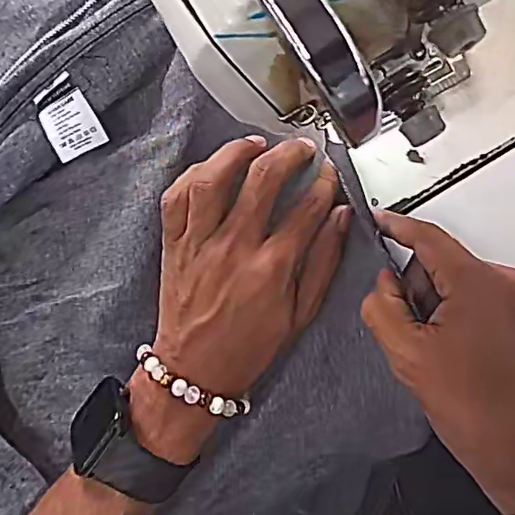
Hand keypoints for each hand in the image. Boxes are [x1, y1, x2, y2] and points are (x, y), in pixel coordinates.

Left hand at [130, 135, 350, 463]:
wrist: (195, 370)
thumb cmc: (247, 346)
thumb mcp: (300, 313)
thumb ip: (323, 262)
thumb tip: (339, 220)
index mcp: (270, 269)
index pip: (306, 208)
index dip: (324, 184)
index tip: (329, 175)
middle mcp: (234, 250)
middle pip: (262, 181)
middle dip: (288, 155)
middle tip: (301, 150)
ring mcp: (200, 244)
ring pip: (213, 180)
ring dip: (237, 153)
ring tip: (256, 144)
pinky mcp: (175, 244)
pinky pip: (176, 197)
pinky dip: (194, 174)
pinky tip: (212, 167)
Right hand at [360, 212, 514, 514]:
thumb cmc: (482, 414)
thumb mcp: (407, 355)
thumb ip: (382, 306)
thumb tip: (382, 285)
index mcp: (478, 283)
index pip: (428, 237)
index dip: (397, 226)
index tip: (381, 220)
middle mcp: (505, 284)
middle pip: (441, 262)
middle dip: (417, 289)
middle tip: (411, 331)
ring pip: (459, 283)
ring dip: (438, 307)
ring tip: (440, 354)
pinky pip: (478, 301)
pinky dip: (458, 317)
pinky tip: (456, 356)